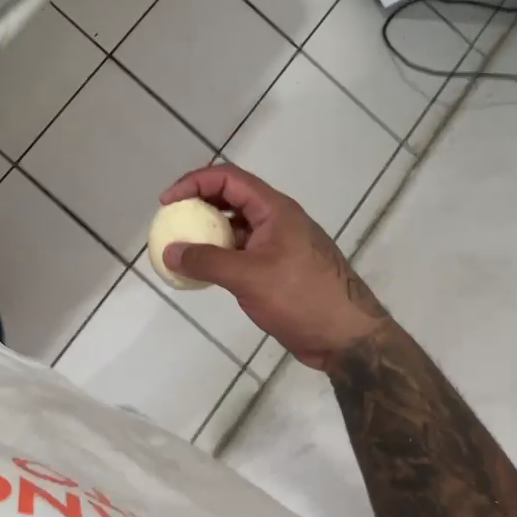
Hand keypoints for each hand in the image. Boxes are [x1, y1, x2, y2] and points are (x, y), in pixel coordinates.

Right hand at [159, 164, 392, 370]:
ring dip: (207, 231)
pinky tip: (203, 270)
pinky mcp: (277, 266)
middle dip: (197, 204)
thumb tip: (170, 252)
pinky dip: (219, 253)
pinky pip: (241, 249)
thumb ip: (206, 262)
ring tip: (181, 246)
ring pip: (235, 225)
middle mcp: (276, 219)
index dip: (194, 182)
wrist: (348, 338)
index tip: (168, 202)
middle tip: (171, 221)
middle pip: (230, 197)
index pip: (228, 179)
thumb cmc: (302, 298)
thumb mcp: (249, 278)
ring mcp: (278, 243)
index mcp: (275, 209)